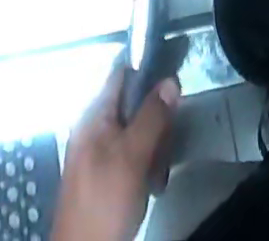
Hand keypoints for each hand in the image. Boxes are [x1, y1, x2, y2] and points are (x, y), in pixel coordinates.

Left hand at [51, 65, 178, 240]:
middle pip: (133, 104)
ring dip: (153, 148)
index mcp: (94, 115)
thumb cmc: (105, 200)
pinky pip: (131, 155)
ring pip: (136, 132)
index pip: (121, 73)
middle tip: (164, 143)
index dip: (147, 69)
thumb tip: (171, 80)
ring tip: (156, 173)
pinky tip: (150, 186)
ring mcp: (98, 153)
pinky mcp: (104, 175)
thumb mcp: (133, 155)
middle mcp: (94, 128)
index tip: (174, 77)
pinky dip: (145, 166)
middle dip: (155, 121)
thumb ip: (152, 116)